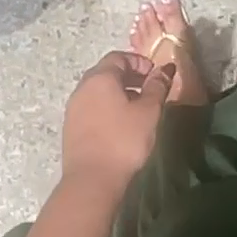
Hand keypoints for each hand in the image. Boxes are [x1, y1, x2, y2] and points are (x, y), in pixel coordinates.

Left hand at [60, 51, 174, 189]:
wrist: (92, 179)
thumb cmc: (124, 141)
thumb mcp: (148, 112)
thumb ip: (157, 87)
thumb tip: (165, 69)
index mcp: (100, 78)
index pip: (119, 57)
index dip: (139, 62)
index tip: (156, 74)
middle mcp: (82, 88)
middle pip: (106, 72)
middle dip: (130, 76)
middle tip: (150, 89)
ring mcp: (73, 108)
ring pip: (98, 91)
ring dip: (118, 92)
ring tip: (138, 108)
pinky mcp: (71, 127)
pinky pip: (91, 107)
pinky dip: (107, 106)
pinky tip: (121, 124)